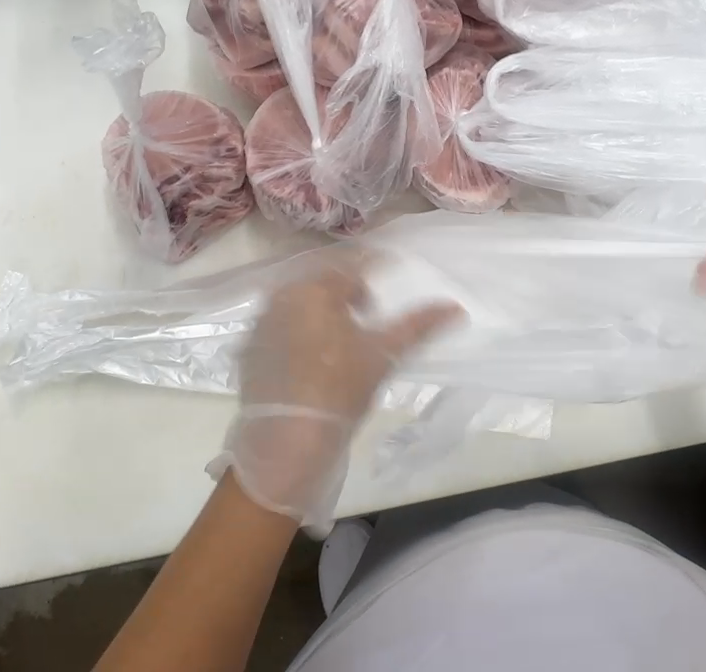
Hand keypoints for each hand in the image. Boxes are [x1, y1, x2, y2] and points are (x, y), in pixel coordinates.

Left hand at [210, 249, 460, 530]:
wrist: (285, 444)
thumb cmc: (339, 393)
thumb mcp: (384, 356)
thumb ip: (418, 325)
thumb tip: (455, 306)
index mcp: (317, 288)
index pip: (353, 261)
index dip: (376, 263)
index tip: (392, 271)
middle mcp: (284, 294)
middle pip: (322, 274)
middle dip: (347, 283)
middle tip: (368, 305)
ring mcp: (262, 319)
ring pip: (299, 295)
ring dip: (322, 302)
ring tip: (342, 329)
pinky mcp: (249, 345)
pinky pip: (279, 319)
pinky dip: (299, 322)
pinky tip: (313, 350)